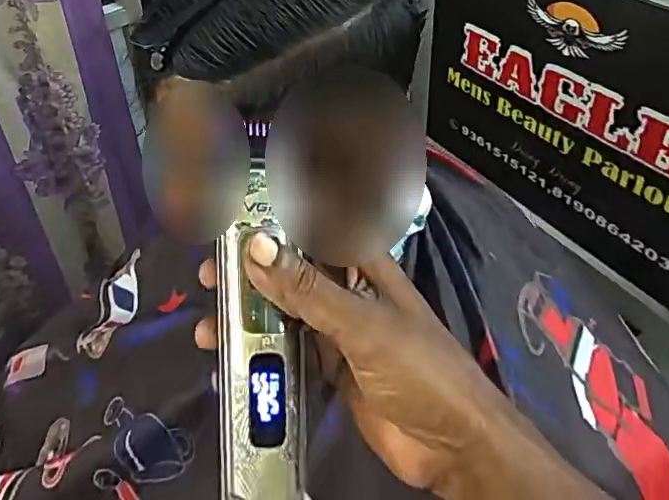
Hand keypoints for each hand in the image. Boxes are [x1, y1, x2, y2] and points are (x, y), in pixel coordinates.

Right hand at [196, 234, 601, 499]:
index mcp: (359, 264)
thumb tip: (255, 247)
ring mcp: (337, 329)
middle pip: (290, 269)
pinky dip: (261, 357)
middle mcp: (345, 289)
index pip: (312, 226)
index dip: (274, 218)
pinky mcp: (331, 368)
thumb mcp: (363, 325)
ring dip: (249, 317)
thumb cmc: (420, 369)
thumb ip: (308, 289)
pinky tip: (231, 365)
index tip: (230, 218)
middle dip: (250, 272)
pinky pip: (288, 352)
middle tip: (210, 277)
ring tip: (210, 329)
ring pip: (284, 312)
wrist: (457, 449)